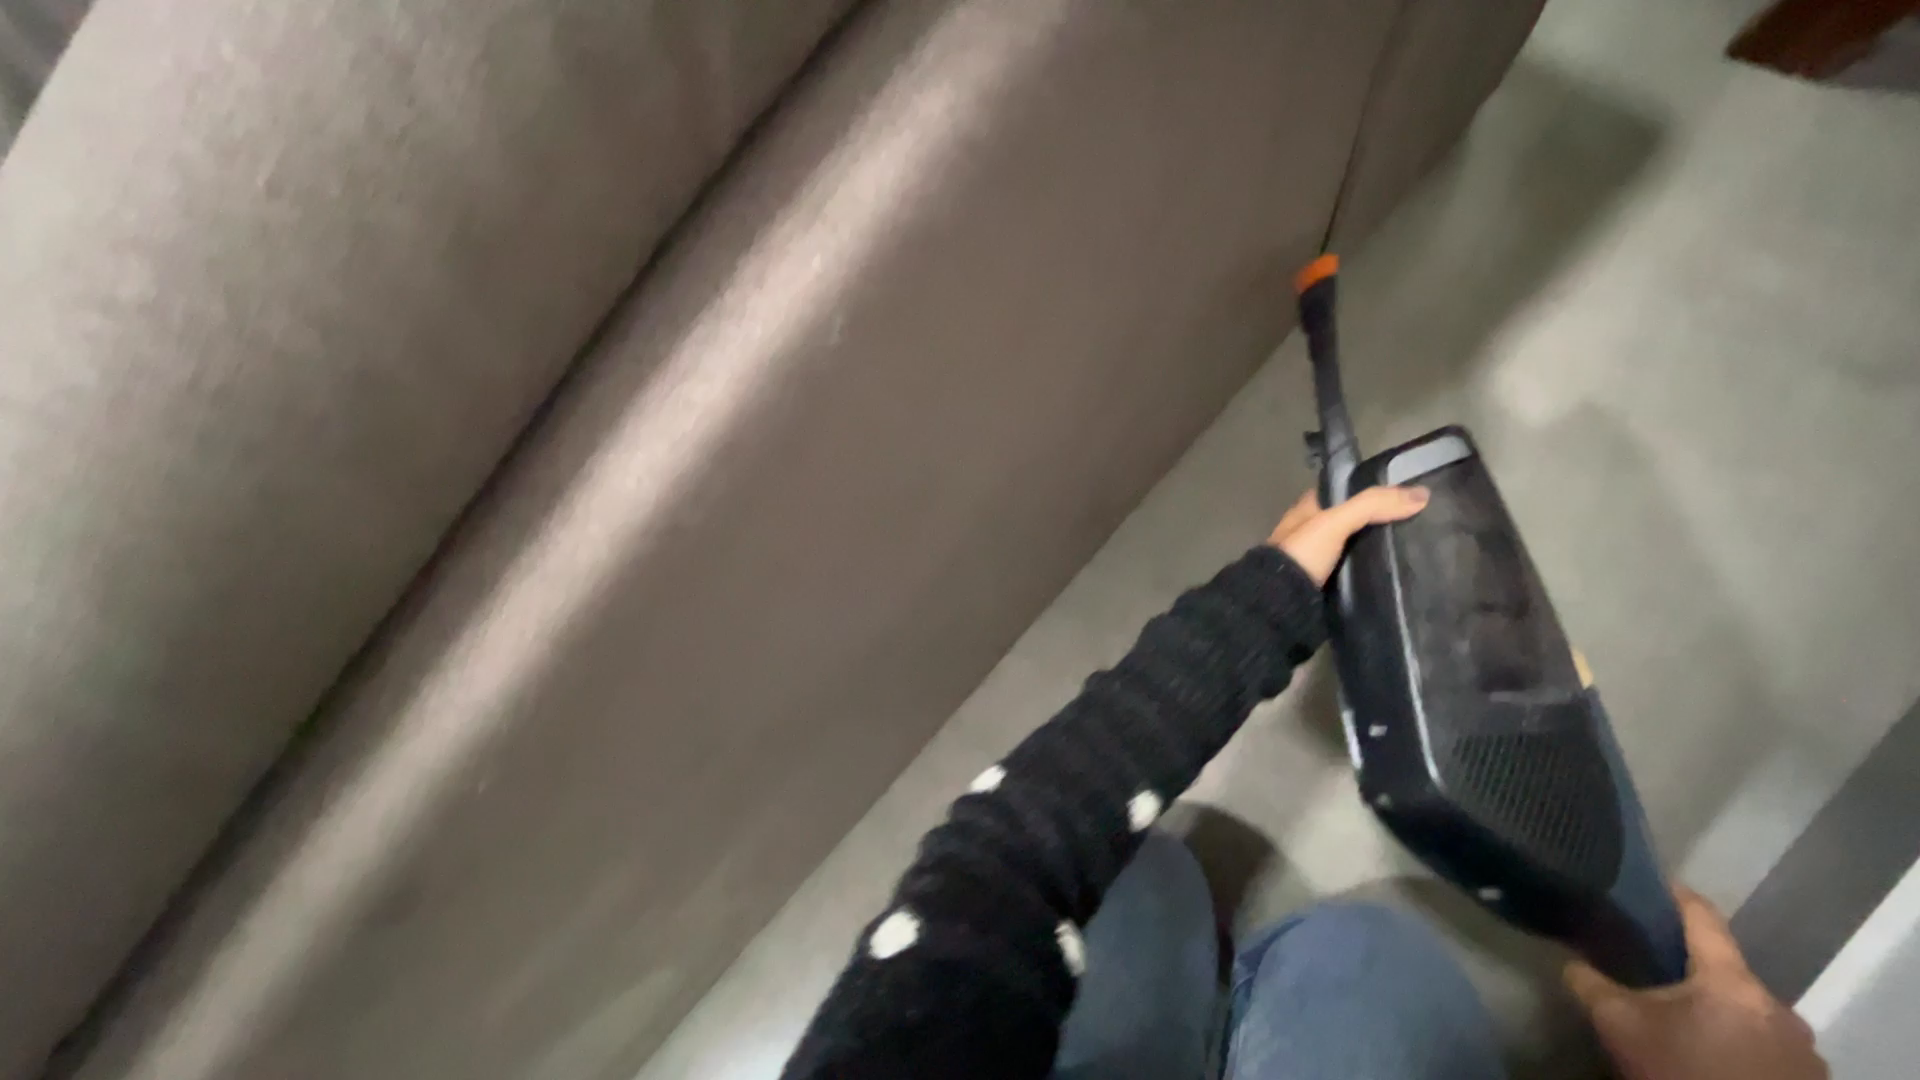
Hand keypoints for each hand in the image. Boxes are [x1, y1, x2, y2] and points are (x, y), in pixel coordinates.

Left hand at [1267, 486, 1428, 585]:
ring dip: (1378, 548)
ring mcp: (1317, 559)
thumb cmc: (1302, 553)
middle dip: (1380, 522)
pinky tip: (1397, 571)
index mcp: (1306, 510)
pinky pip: (1354, 570)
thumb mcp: (1334, 522)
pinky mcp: (1326, 583)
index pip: (1343, 491)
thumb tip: (1422, 494)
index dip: (1371, 489)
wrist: (1280, 602)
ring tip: (1418, 546)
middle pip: (1352, 520)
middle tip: (1420, 523)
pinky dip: (1372, 570)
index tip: (1407, 493)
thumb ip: (1372, 506)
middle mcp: (1311, 531)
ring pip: (1355, 547)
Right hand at [1565, 888, 1827, 1079]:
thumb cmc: (1678, 1070)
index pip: (1703, 916)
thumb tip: (1571, 959)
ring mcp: (1803, 1045)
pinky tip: (1708, 1049)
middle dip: (1687, 963)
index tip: (1648, 879)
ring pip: (1745, 1005)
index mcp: (1732, 981)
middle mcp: (1778, 1004)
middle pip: (1724, 966)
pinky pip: (1765, 1039)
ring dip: (1714, 1003)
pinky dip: (1735, 1034)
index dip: (1674, 892)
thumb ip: (1589, 982)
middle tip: (1648, 964)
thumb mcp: (1618, 1024)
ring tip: (1677, 1013)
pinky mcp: (1808, 1076)